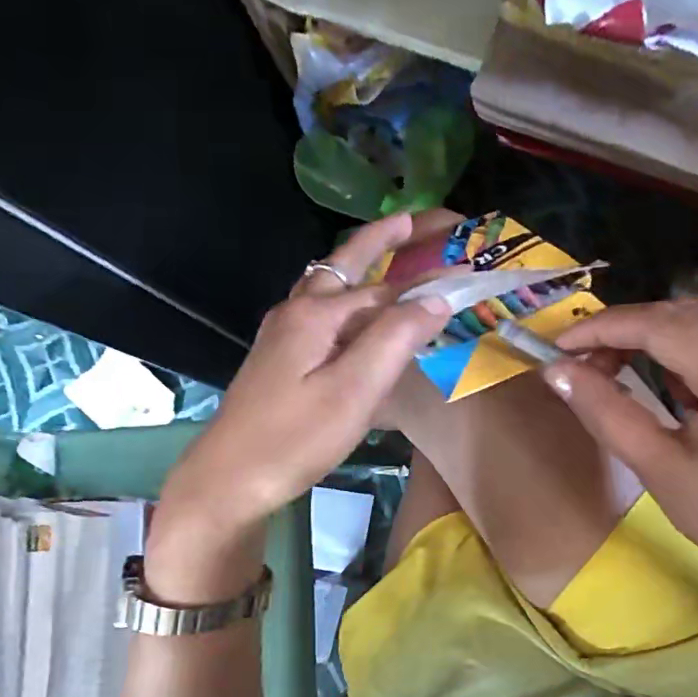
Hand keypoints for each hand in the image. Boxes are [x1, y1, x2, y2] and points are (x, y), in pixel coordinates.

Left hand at [148, 214, 452, 600]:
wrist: (230, 477)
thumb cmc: (295, 438)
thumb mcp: (354, 391)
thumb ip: (395, 340)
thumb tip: (437, 298)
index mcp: (317, 314)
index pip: (386, 288)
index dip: (428, 279)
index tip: (467, 266)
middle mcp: (296, 311)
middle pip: (347, 263)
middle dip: (385, 238)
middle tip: (420, 219)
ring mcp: (282, 333)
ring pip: (326, 282)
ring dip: (358, 261)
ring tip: (388, 249)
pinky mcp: (277, 358)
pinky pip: (318, 311)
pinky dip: (343, 296)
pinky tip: (352, 314)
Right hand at [545, 298, 697, 605]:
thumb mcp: (656, 465)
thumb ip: (604, 410)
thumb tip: (556, 372)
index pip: (661, 326)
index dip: (603, 329)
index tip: (558, 346)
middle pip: (684, 314)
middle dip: (626, 329)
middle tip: (581, 362)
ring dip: (652, 336)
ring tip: (611, 368)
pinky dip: (681, 349)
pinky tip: (659, 380)